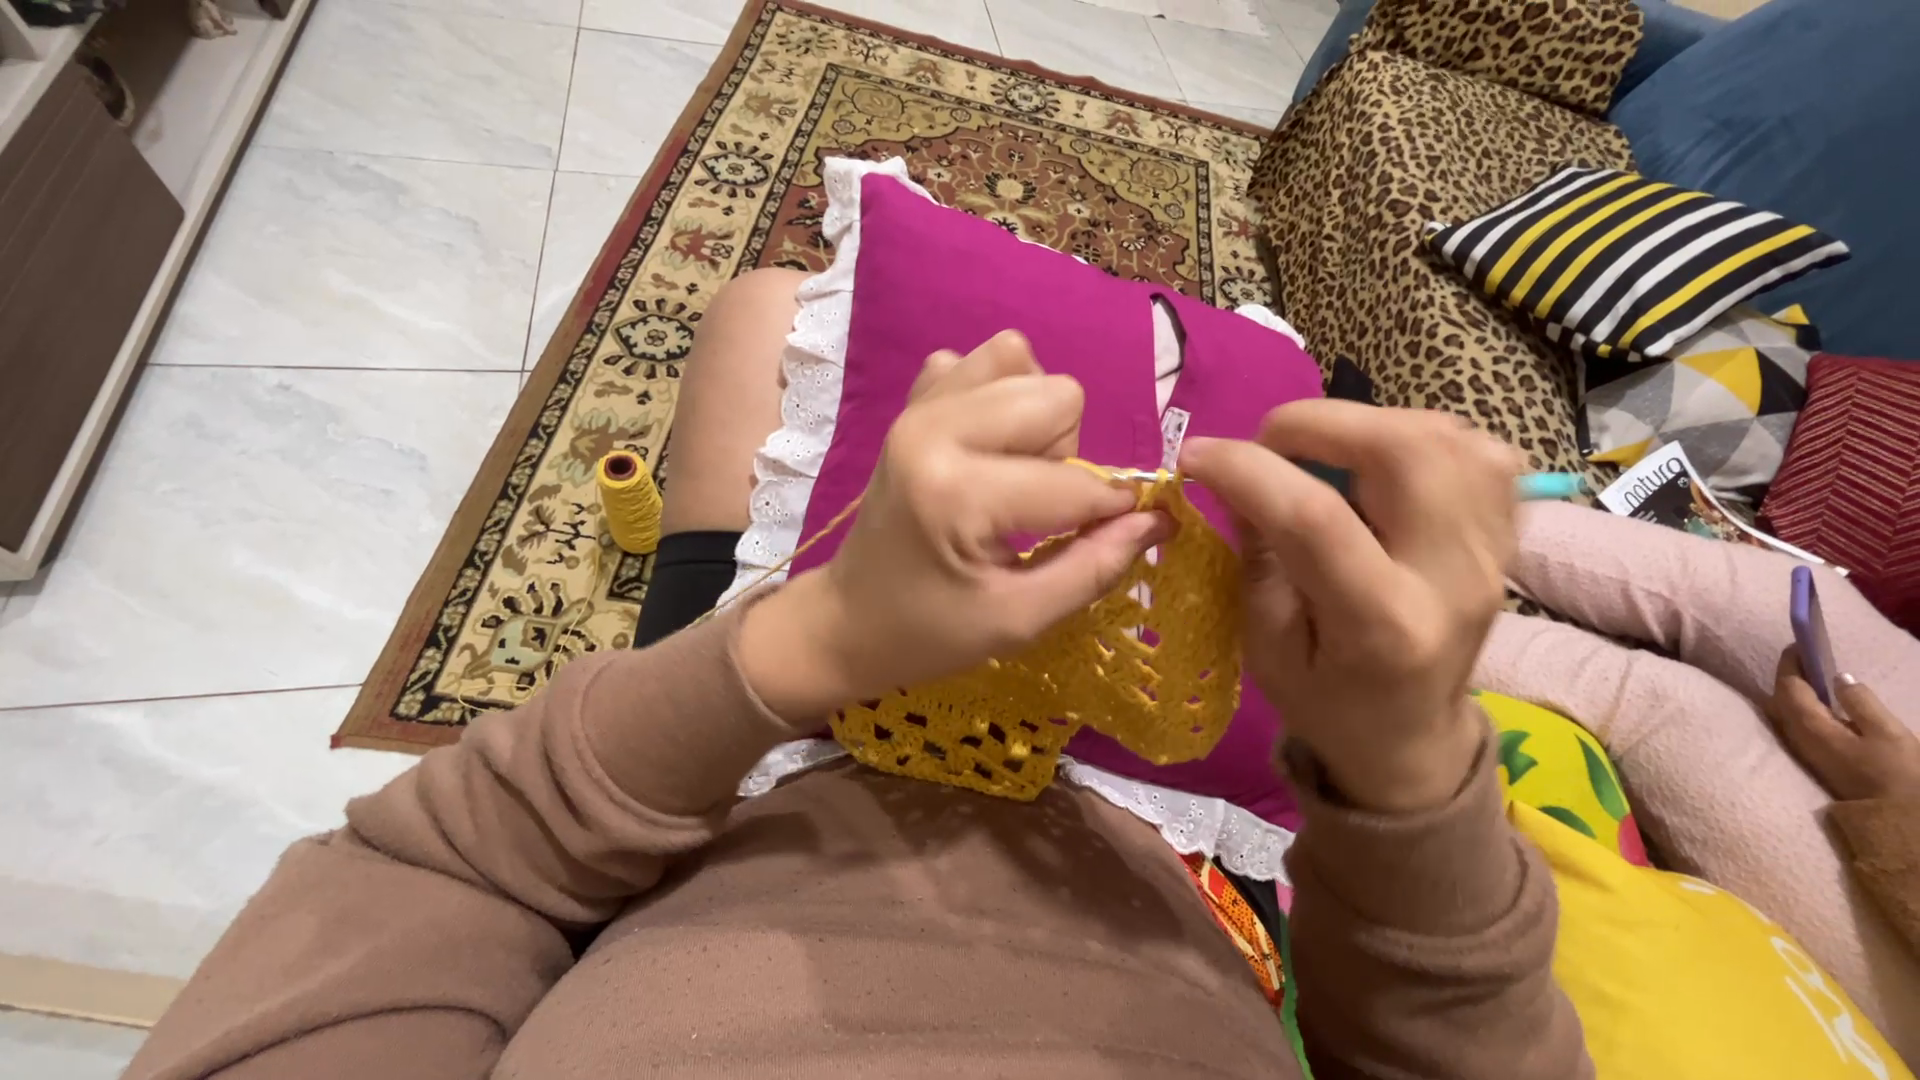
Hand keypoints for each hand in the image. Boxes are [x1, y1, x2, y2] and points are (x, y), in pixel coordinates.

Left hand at [740, 331, 1169, 722]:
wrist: (848, 618)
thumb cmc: (929, 632)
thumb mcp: (1018, 620)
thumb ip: (1094, 567)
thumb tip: (1158, 519)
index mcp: (958, 493)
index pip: (1075, 480)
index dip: (1111, 512)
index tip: (1108, 538)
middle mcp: (936, 429)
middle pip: (1058, 395)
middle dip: (1068, 454)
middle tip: (1037, 508)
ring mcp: (918, 405)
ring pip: (1023, 363)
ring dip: (1037, 418)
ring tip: (1013, 472)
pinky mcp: (911, 400)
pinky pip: (980, 360)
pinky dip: (1000, 395)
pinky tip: (985, 446)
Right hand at [1181, 402, 1522, 812]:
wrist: (1411, 738)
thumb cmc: (1324, 701)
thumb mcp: (1266, 648)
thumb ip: (1257, 558)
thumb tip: (1237, 474)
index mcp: (1382, 626)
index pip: (1316, 518)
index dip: (1246, 470)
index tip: (1194, 458)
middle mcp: (1453, 579)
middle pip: (1406, 451)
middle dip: (1318, 424)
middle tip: (1268, 446)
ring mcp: (1493, 552)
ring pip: (1447, 436)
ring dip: (1366, 424)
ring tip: (1319, 454)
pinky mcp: (1505, 535)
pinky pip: (1477, 451)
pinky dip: (1417, 436)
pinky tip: (1376, 465)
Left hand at [1767, 649, 1919, 801]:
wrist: (1898, 820)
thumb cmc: (1901, 776)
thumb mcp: (1890, 735)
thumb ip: (1862, 703)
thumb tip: (1839, 676)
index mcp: (1809, 725)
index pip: (1789, 685)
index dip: (1793, 662)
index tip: (1800, 643)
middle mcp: (1795, 734)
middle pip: (1782, 695)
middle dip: (1791, 673)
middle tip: (1806, 653)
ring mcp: (1801, 747)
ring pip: (1786, 709)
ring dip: (1795, 689)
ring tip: (1813, 671)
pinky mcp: (1813, 755)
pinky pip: (1797, 721)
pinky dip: (1803, 704)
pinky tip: (1819, 701)